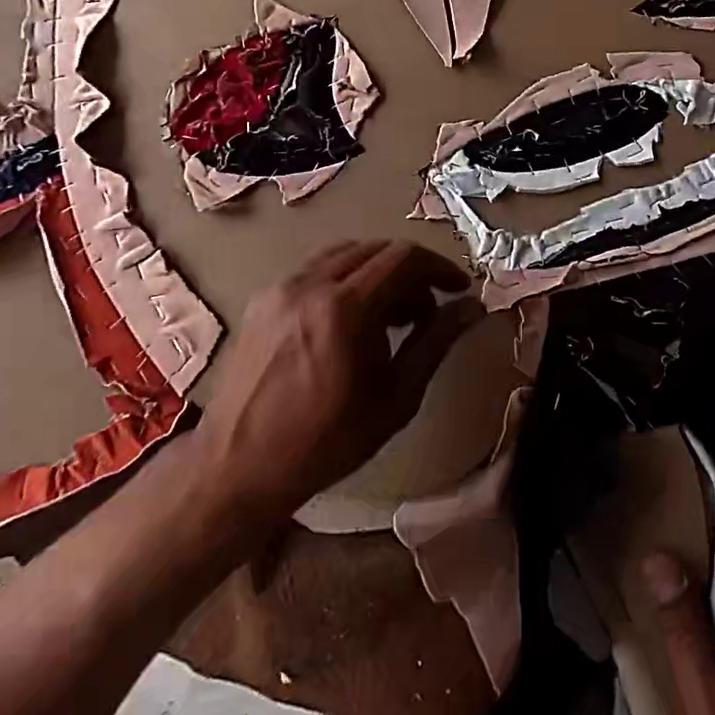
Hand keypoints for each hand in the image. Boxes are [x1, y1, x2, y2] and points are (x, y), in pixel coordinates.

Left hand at [196, 240, 482, 515]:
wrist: (241, 464)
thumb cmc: (328, 440)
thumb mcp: (396, 396)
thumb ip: (436, 342)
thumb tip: (472, 308)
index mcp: (345, 308)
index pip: (404, 259)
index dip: (440, 267)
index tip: (459, 289)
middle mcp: (309, 284)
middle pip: (375, 250)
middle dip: (411, 271)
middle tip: (427, 310)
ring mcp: (280, 288)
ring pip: (343, 255)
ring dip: (377, 272)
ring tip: (391, 315)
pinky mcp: (262, 300)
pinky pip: (314, 271)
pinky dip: (344, 280)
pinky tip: (350, 321)